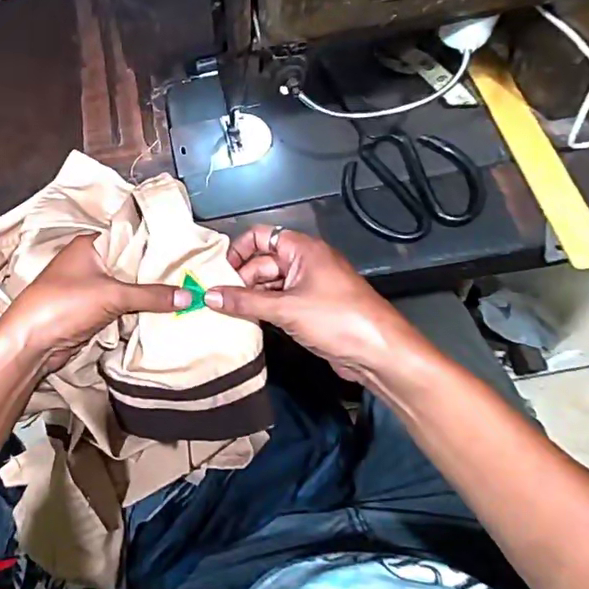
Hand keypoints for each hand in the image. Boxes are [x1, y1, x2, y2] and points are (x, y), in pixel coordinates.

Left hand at [0, 235, 187, 374]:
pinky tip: (160, 314)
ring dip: (146, 296)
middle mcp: (89, 263)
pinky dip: (136, 312)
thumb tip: (187, 296)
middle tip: (188, 278)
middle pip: (130, 266)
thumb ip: (151, 295)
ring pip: (126, 289)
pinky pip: (120, 308)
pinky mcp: (90, 312)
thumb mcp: (112, 295)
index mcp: (89, 245)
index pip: (129, 237)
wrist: (30, 344)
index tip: (184, 253)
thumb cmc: (63, 305)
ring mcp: (89, 289)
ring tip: (182, 295)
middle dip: (155, 275)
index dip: (155, 245)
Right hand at [205, 226, 415, 382]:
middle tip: (216, 299)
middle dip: (240, 279)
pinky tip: (245, 323)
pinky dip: (263, 310)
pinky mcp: (310, 310)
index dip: (238, 250)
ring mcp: (308, 287)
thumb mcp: (286, 309)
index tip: (218, 271)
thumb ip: (245, 301)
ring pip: (269, 285)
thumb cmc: (337, 319)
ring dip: (249, 298)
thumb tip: (210, 295)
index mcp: (302, 250)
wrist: (379, 352)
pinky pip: (279, 303)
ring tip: (224, 313)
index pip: (261, 236)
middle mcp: (305, 263)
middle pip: (262, 262)